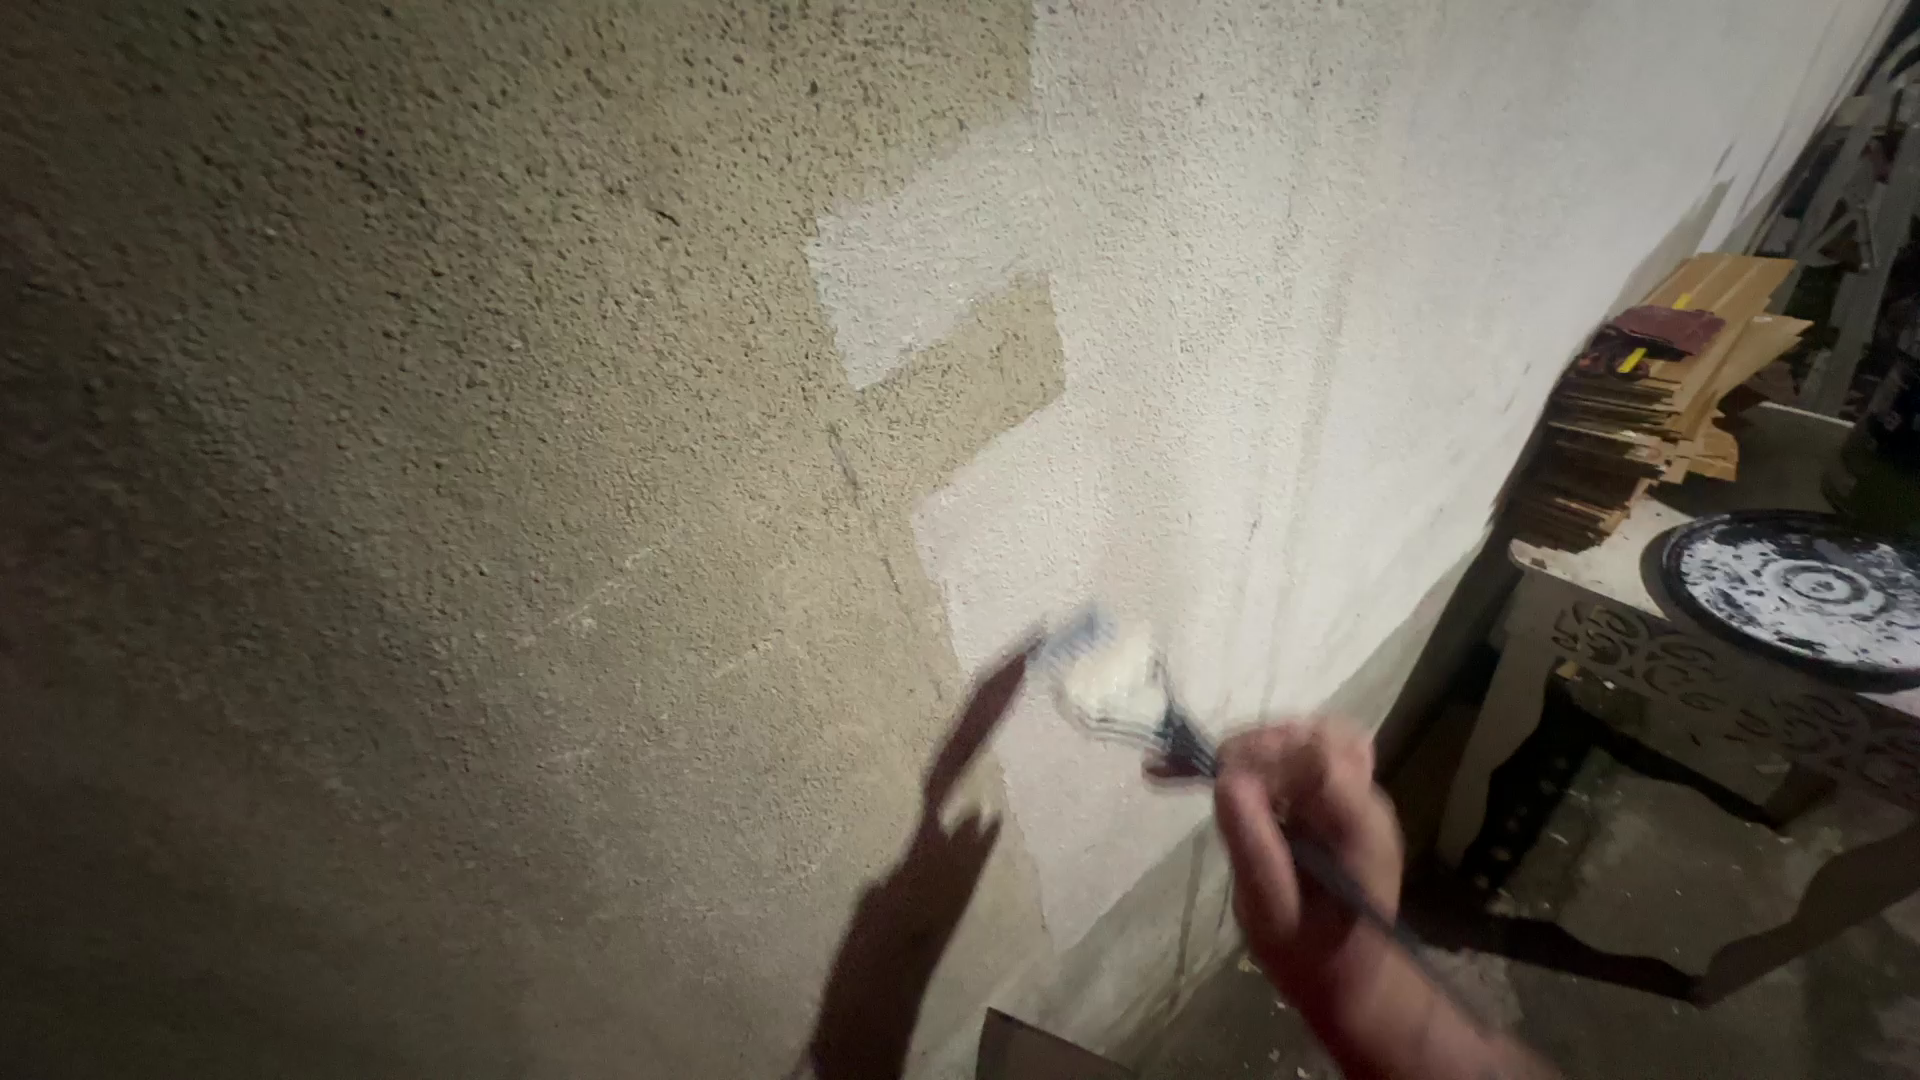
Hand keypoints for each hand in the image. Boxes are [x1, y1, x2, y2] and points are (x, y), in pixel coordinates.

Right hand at [1213, 719, 1403, 1023]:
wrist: (1345, 974)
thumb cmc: (1309, 954)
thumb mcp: (1272, 912)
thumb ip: (1253, 846)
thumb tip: (1225, 778)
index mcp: (1359, 829)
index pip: (1320, 757)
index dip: (1265, 754)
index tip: (1219, 777)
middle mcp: (1364, 801)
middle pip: (1312, 734)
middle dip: (1255, 746)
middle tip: (1207, 772)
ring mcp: (1353, 795)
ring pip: (1306, 735)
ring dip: (1255, 747)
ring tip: (1212, 770)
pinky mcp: (1333, 796)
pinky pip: (1301, 752)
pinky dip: (1262, 752)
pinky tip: (1222, 767)